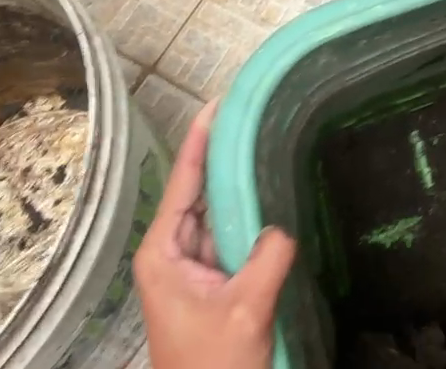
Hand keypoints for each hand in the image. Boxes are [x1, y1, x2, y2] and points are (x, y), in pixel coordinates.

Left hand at [135, 99, 297, 368]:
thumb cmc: (213, 366)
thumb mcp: (245, 312)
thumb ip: (267, 259)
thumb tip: (282, 224)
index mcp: (163, 252)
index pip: (183, 182)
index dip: (199, 140)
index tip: (217, 103)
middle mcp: (170, 251)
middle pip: (198, 190)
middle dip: (222, 153)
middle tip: (251, 115)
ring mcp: (189, 266)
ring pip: (215, 211)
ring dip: (236, 183)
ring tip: (261, 141)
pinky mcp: (210, 280)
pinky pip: (227, 234)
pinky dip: (245, 213)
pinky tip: (266, 190)